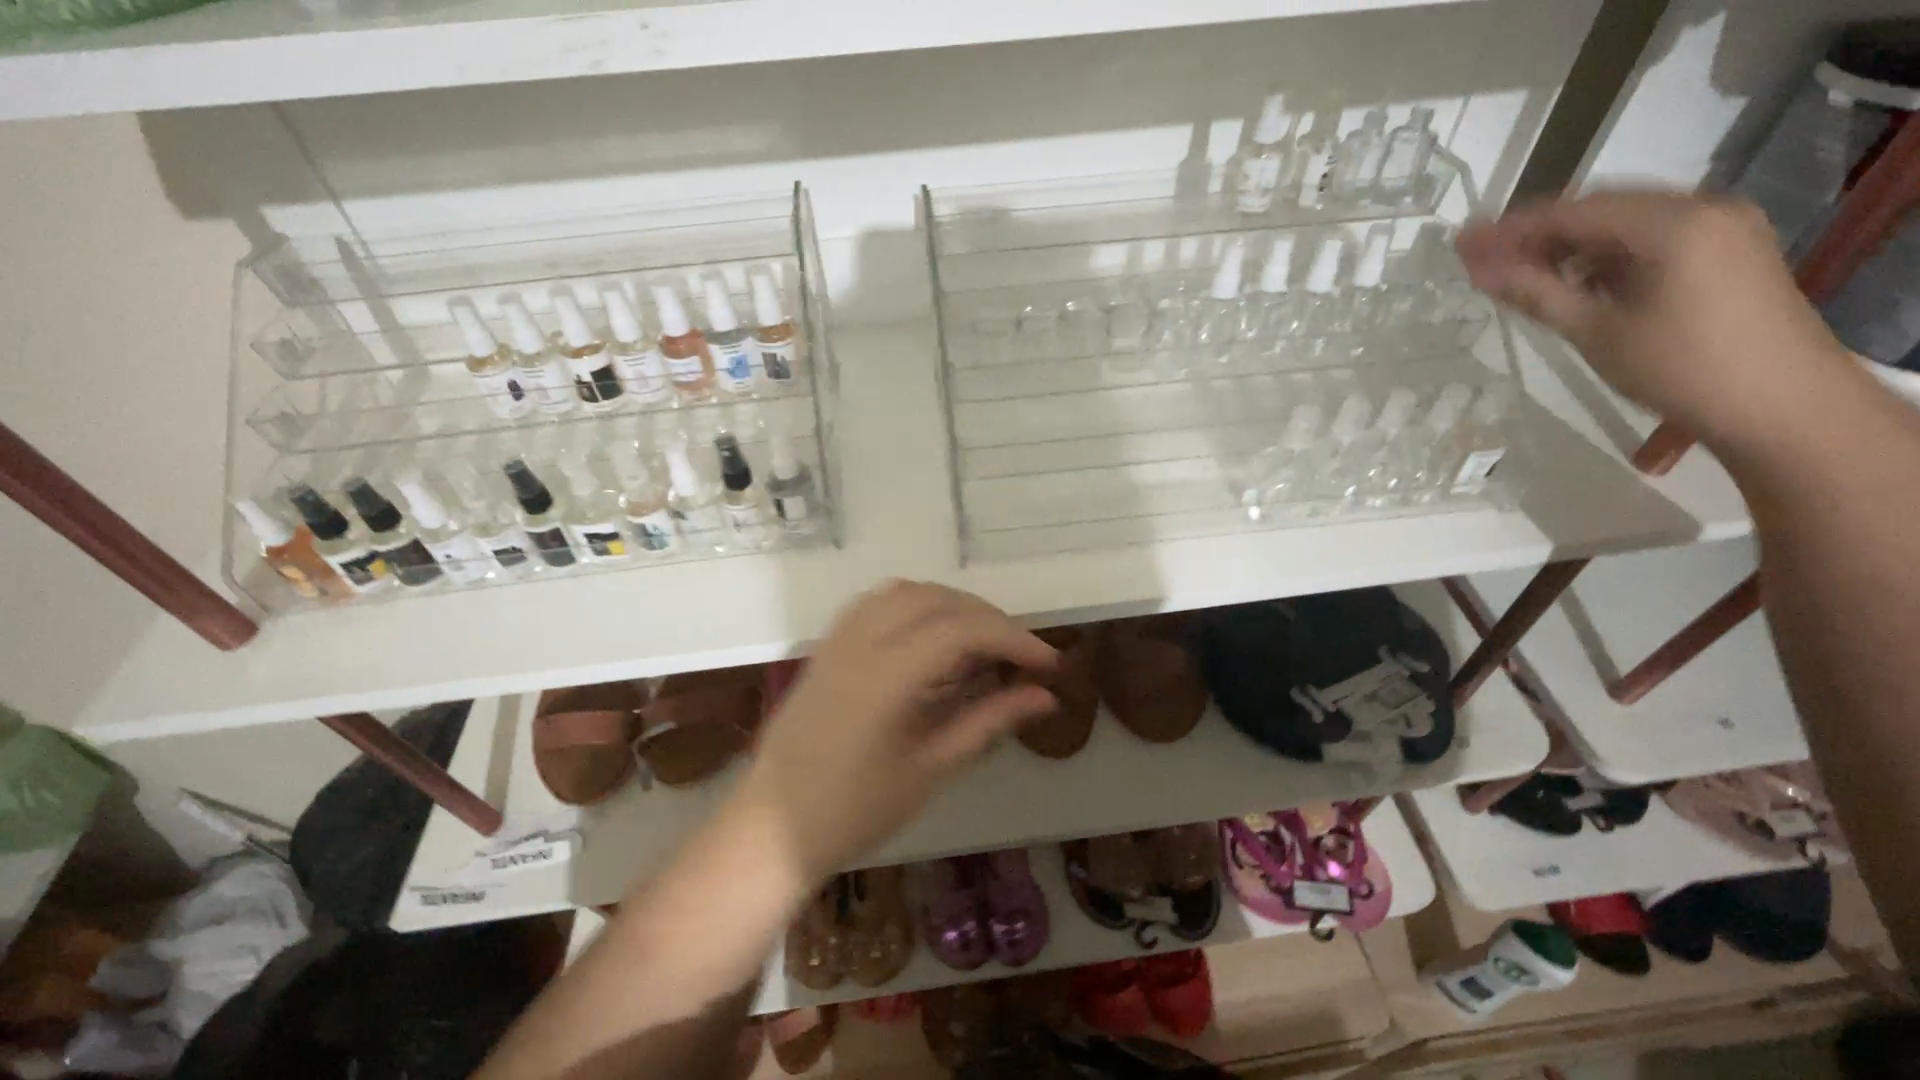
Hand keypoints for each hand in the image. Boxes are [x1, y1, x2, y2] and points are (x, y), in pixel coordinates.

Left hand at [738, 580, 1058, 883]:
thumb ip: (988, 722)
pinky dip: (915, 607)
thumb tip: (1044, 697)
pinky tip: (931, 641)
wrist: (773, 828)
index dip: (1014, 639)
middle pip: (938, 601)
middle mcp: (860, 642)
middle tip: (1021, 659)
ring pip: (905, 592)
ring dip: (952, 607)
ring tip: (982, 645)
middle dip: (989, 620)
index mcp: (886, 675)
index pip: (964, 629)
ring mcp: (837, 640)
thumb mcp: (931, 769)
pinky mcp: (826, 648)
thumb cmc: (855, 811)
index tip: (1049, 665)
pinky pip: (875, 604)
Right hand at [1455, 189, 1848, 442]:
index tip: (1464, 243)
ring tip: (1524, 278)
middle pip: (1601, 210)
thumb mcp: (1598, 332)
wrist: (1784, 407)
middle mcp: (1703, 208)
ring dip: (1572, 248)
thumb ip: (1535, 292)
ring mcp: (1723, 227)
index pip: (1573, 212)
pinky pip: (1654, 240)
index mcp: (1673, 222)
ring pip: (1626, 225)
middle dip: (1539, 235)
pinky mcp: (1731, 251)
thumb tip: (1478, 268)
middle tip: (1486, 261)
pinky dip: (1609, 258)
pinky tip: (1579, 285)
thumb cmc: (1683, 370)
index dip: (1512, 228)